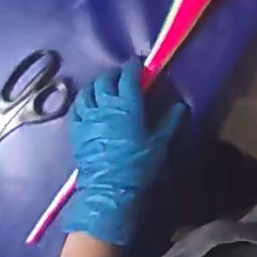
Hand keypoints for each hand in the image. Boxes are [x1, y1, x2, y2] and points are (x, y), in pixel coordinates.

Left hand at [62, 60, 185, 246]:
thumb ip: (170, 122)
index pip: (128, 76)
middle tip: (122, 77)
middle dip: (114, 74)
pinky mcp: (76, 129)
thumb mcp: (160, 144)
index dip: (133, 67)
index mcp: (127, 104)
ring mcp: (87, 116)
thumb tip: (181, 105)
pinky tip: (89, 103)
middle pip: (106, 80)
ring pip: (89, 90)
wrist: (110, 192)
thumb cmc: (138, 166)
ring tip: (105, 87)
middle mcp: (105, 104)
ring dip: (98, 85)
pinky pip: (77, 106)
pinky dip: (84, 99)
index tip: (137, 64)